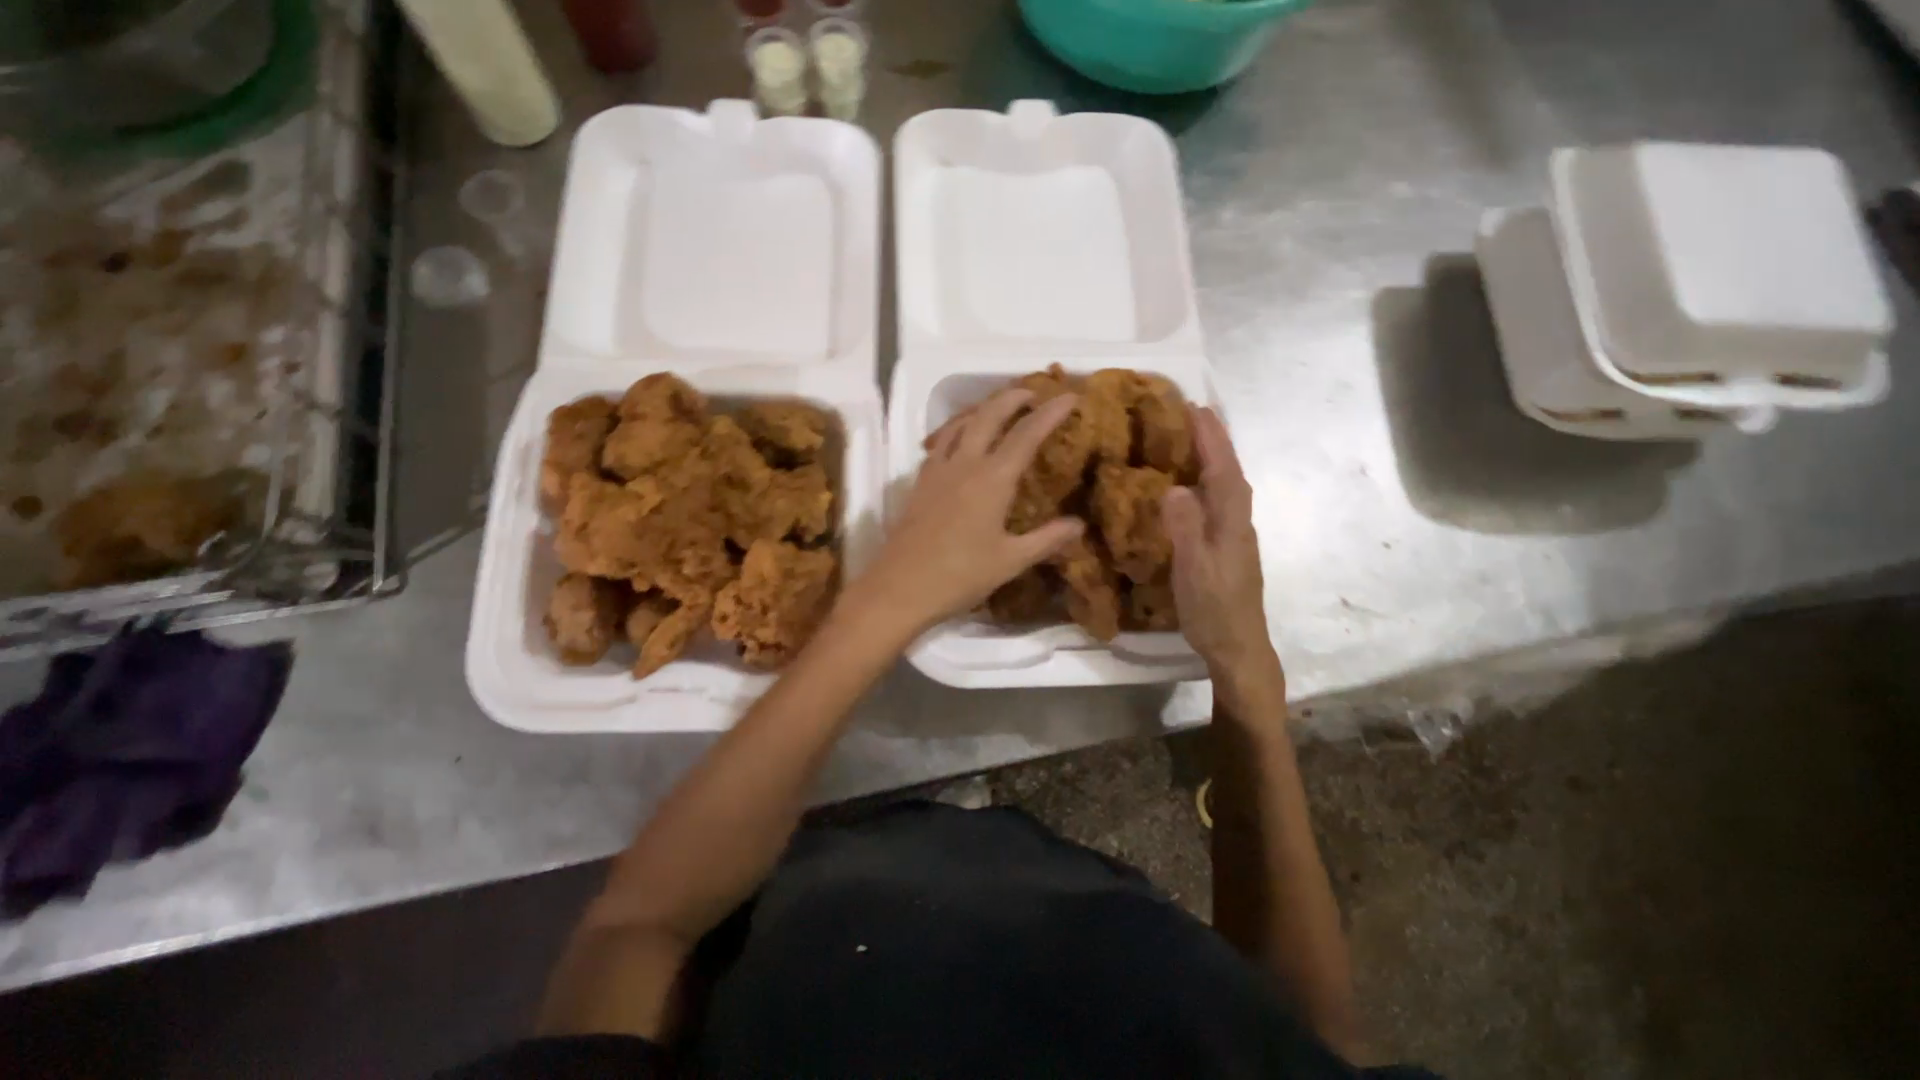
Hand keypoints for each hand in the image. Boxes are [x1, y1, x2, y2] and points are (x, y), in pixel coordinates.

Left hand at [848, 389, 1084, 637]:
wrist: (900, 587)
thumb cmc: (960, 576)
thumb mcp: (1011, 561)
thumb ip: (1046, 539)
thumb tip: (1078, 525)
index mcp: (992, 479)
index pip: (1026, 434)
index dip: (1050, 413)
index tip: (1070, 398)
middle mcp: (964, 464)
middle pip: (989, 416)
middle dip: (1013, 398)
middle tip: (1033, 393)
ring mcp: (937, 470)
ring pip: (961, 424)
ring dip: (983, 409)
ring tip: (999, 407)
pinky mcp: (920, 482)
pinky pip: (941, 442)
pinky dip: (957, 429)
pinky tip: (961, 440)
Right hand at [1162, 407, 1280, 685]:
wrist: (1239, 648)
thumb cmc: (1213, 611)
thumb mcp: (1193, 570)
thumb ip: (1185, 528)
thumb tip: (1174, 487)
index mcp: (1231, 523)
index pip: (1222, 470)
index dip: (1210, 439)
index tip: (1195, 407)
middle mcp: (1239, 523)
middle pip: (1230, 473)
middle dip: (1215, 441)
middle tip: (1193, 414)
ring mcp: (1237, 538)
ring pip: (1227, 488)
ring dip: (1213, 460)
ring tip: (1192, 441)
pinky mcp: (1230, 550)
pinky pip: (1219, 503)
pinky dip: (1209, 483)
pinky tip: (1194, 489)